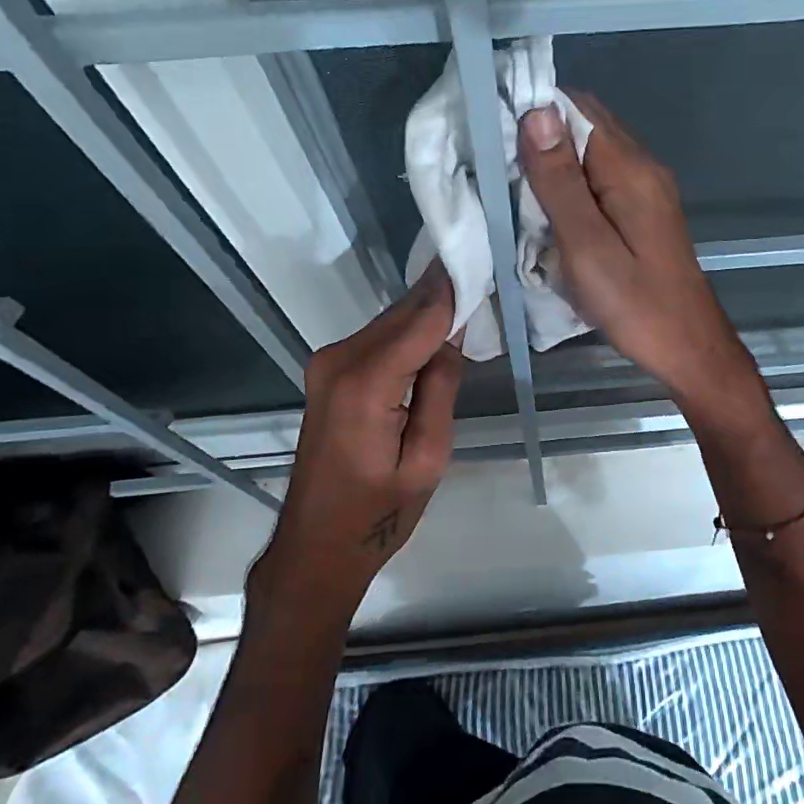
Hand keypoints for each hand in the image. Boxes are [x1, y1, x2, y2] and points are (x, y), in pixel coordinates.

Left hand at [253, 264, 464, 599]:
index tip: (485, 259)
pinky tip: (439, 330)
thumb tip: (453, 336)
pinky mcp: (328, 372)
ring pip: (392, 322)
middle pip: (404, 313)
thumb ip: (441, 390)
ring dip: (428, 312)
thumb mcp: (428, 459)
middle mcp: (339, 360)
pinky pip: (379, 339)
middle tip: (486, 273)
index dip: (455, 291)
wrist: (317, 545)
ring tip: (471, 297)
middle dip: (444, 295)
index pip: (422, 319)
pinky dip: (410, 332)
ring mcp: (327, 364)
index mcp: (365, 383)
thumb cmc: (378, 513)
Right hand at [519, 94, 759, 406]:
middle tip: (498, 163)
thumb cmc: (635, 304)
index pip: (577, 108)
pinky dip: (572, 182)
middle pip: (586, 124)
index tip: (492, 129)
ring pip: (593, 151)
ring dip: (554, 160)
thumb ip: (560, 181)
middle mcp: (643, 166)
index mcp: (630, 169)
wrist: (688, 347)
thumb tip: (537, 113)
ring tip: (515, 186)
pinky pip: (602, 177)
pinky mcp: (644, 210)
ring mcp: (647, 188)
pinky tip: (549, 209)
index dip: (533, 109)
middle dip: (540, 134)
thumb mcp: (587, 246)